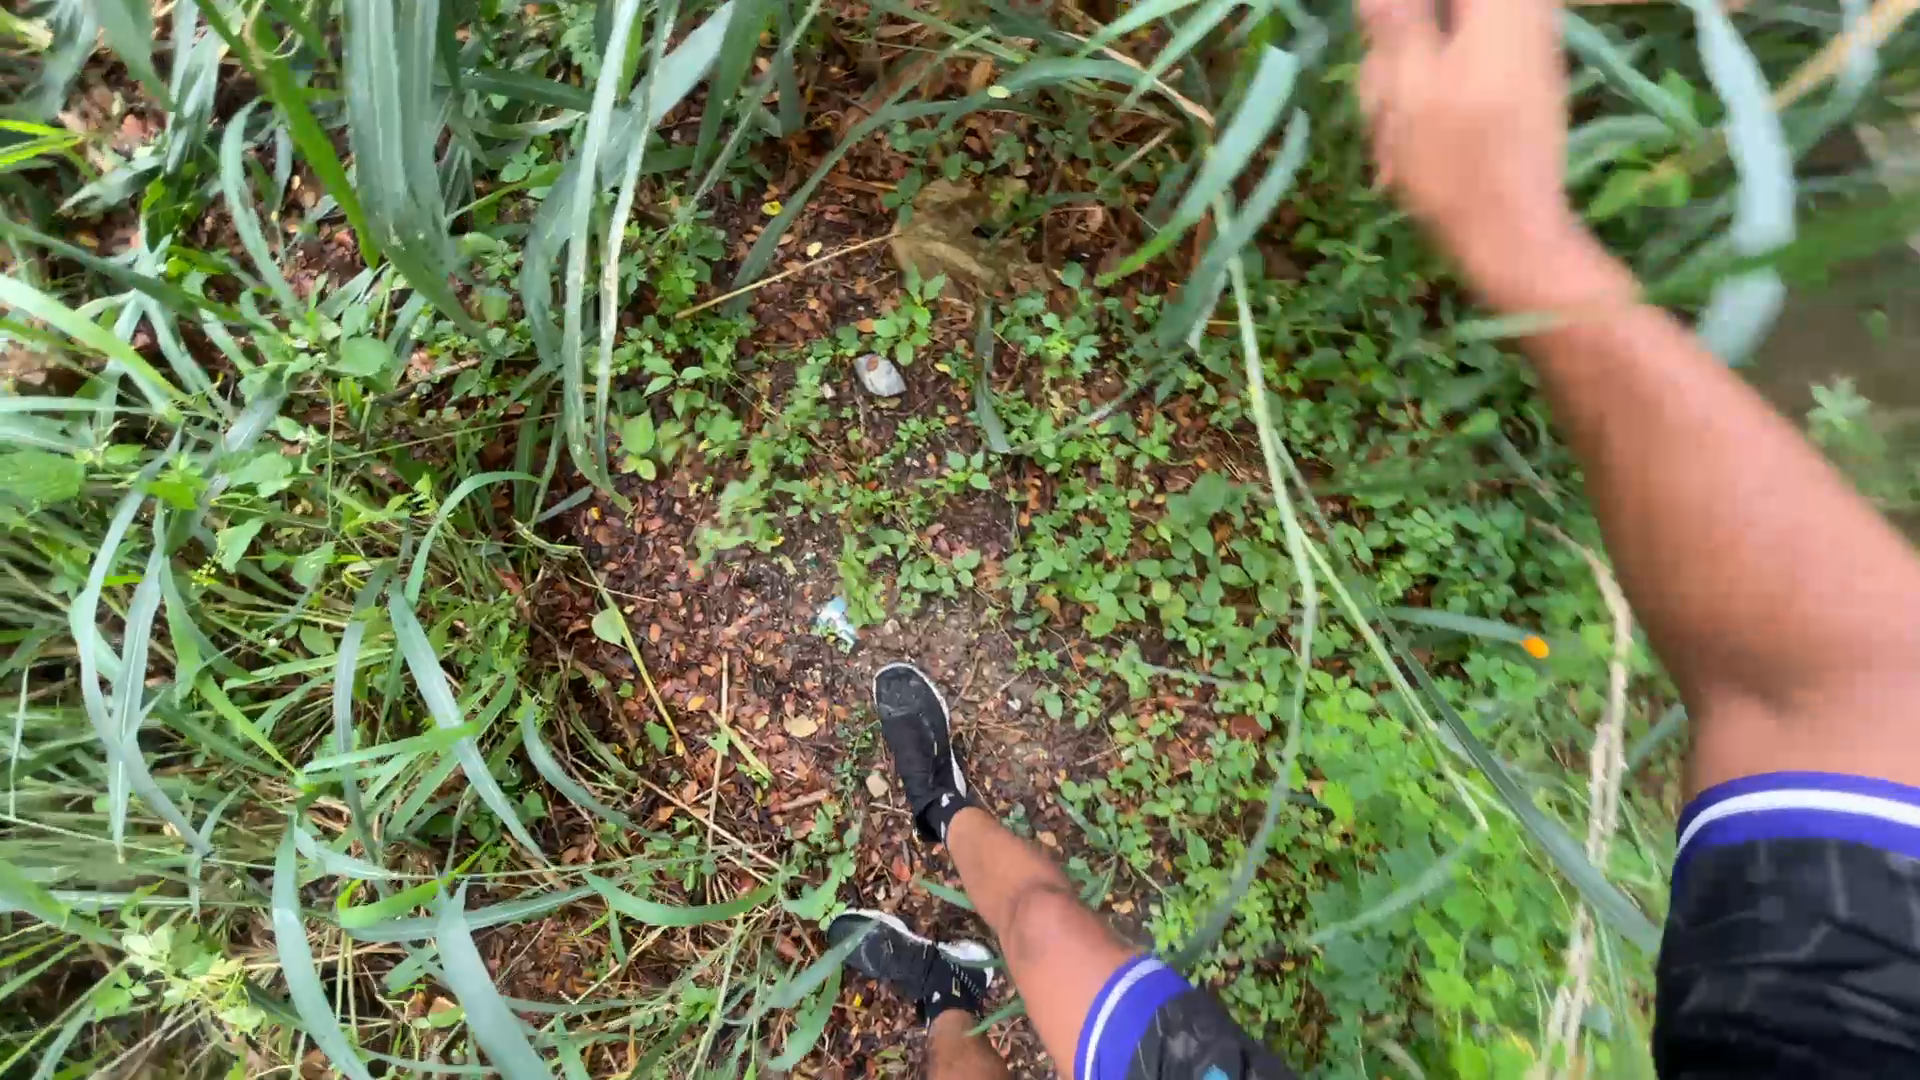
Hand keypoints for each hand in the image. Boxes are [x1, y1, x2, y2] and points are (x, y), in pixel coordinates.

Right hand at [1358, 0, 1632, 311]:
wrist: (1508, 228)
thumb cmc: (1453, 165)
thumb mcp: (1409, 92)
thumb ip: (1397, 25)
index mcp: (1499, 7)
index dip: (1398, 13)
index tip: (1374, 37)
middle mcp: (1523, 14)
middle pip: (1438, 14)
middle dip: (1395, 53)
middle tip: (1378, 104)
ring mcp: (1525, 50)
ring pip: (1442, 45)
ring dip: (1404, 87)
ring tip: (1391, 138)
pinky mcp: (1521, 84)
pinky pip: (1460, 73)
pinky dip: (1426, 105)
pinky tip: (1408, 148)